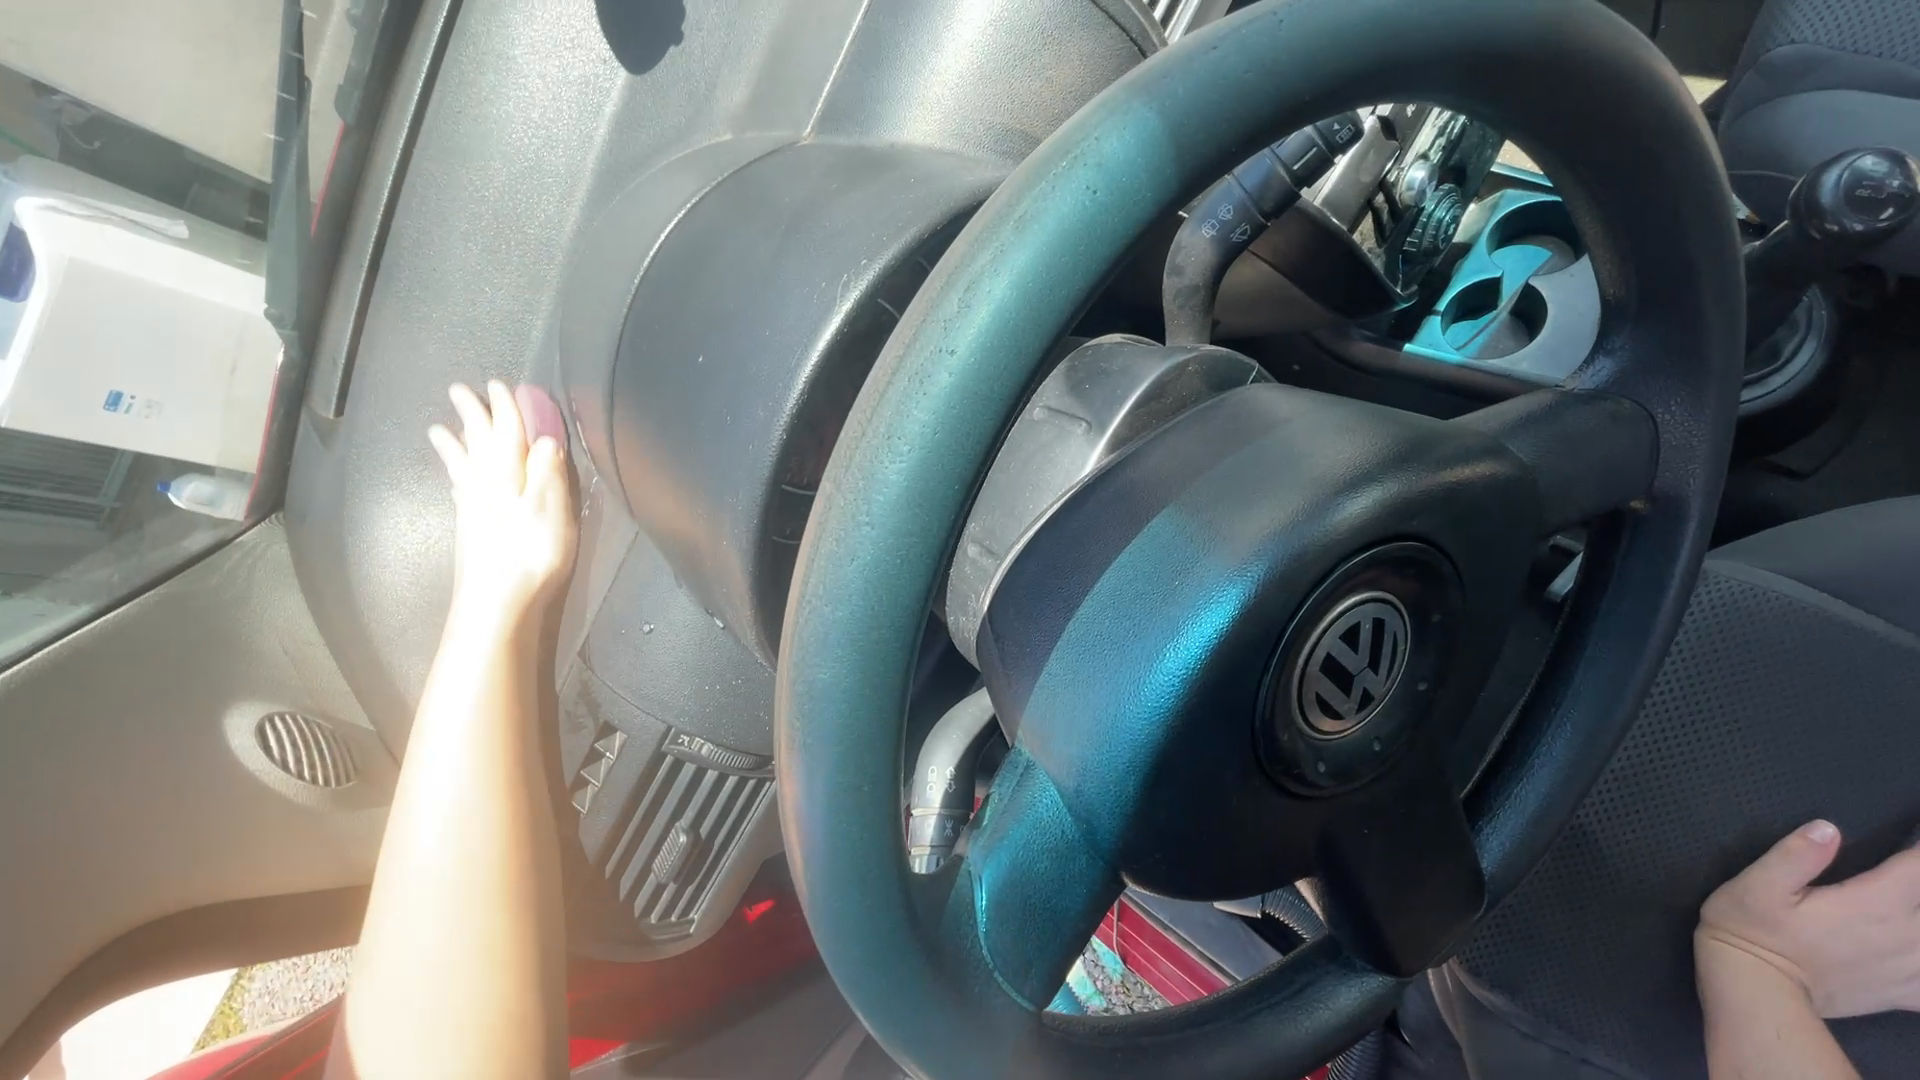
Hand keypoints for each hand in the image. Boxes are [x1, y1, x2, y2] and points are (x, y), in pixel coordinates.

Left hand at [429, 381, 577, 620]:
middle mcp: (485, 484)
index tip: (499, 384)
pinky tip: (455, 477)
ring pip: (464, 464)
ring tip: (441, 426)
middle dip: (474, 416)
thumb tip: (546, 435)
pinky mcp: (469, 527)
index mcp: (508, 475)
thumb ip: (548, 471)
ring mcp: (473, 506)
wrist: (497, 603)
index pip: (507, 433)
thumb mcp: (551, 509)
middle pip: (479, 442)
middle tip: (461, 391)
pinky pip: (460, 488)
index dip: (505, 408)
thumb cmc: (532, 555)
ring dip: (456, 442)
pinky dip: (457, 475)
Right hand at [1697, 820, 1919, 1018]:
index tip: (1917, 836)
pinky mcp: (1905, 993)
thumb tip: (1828, 828)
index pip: (1916, 870)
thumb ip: (1795, 856)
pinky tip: (1918, 957)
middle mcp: (1904, 935)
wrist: (1754, 986)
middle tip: (1912, 875)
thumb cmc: (1749, 927)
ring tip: (1913, 910)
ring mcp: (1909, 968)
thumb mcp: (1756, 885)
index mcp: (1871, 904)